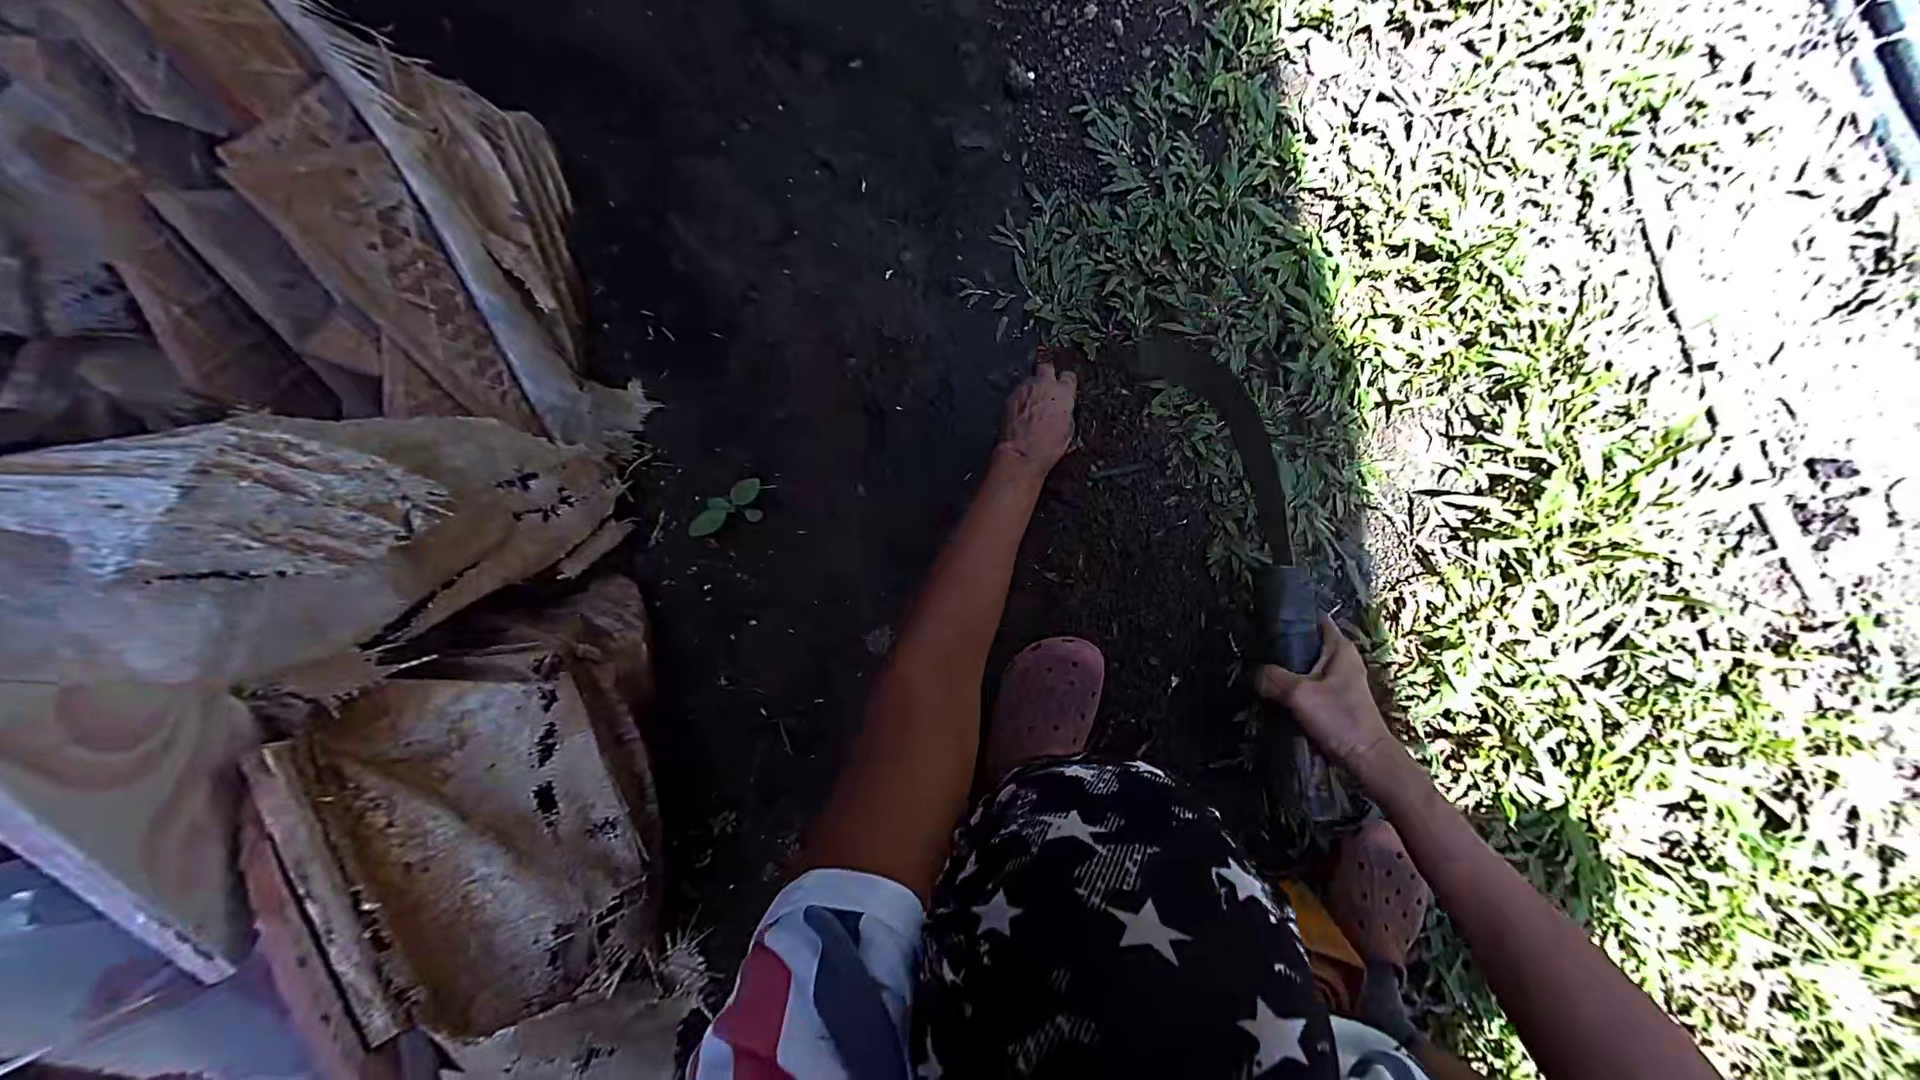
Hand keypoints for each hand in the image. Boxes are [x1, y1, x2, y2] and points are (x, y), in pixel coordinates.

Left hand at [997, 353, 1076, 477]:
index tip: (1064, 392)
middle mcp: (1044, 385)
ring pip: (1030, 380)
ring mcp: (1025, 389)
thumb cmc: (1047, 448)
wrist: (1021, 454)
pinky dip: (1020, 398)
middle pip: (1046, 368)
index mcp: (1063, 393)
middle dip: (1047, 376)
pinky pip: (1018, 392)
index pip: (1069, 377)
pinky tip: (1021, 411)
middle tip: (1046, 389)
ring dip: (1032, 389)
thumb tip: (1062, 411)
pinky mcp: (1010, 397)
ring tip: (1031, 404)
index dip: (1066, 385)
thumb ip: (1065, 412)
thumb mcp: (1067, 431)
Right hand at [1255, 616, 1403, 778]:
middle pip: (1305, 642)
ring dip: (1284, 667)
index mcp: (1340, 649)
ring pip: (1303, 664)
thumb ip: (1272, 677)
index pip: (1314, 619)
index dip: (1290, 617)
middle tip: (1254, 648)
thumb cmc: (1339, 719)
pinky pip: (1305, 682)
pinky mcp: (1332, 698)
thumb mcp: (1299, 694)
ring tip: (1259, 668)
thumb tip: (1253, 672)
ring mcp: (1337, 679)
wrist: (1366, 759)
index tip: (1264, 621)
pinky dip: (1290, 683)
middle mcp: (1341, 659)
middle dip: (1281, 644)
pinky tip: (1273, 690)